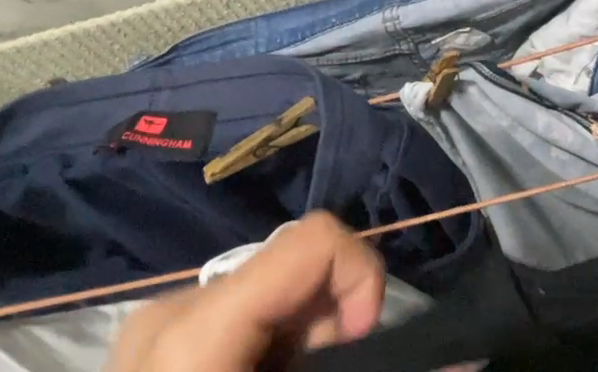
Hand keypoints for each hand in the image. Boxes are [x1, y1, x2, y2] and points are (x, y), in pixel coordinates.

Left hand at [107, 212, 384, 371]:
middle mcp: (172, 307)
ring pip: (270, 288)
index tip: (361, 341)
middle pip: (294, 264)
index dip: (362, 277)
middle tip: (315, 371)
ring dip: (301, 332)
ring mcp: (153, 324)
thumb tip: (448, 359)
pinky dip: (269, 340)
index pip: (314, 238)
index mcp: (196, 328)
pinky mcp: (149, 343)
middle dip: (329, 317)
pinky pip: (238, 311)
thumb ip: (353, 359)